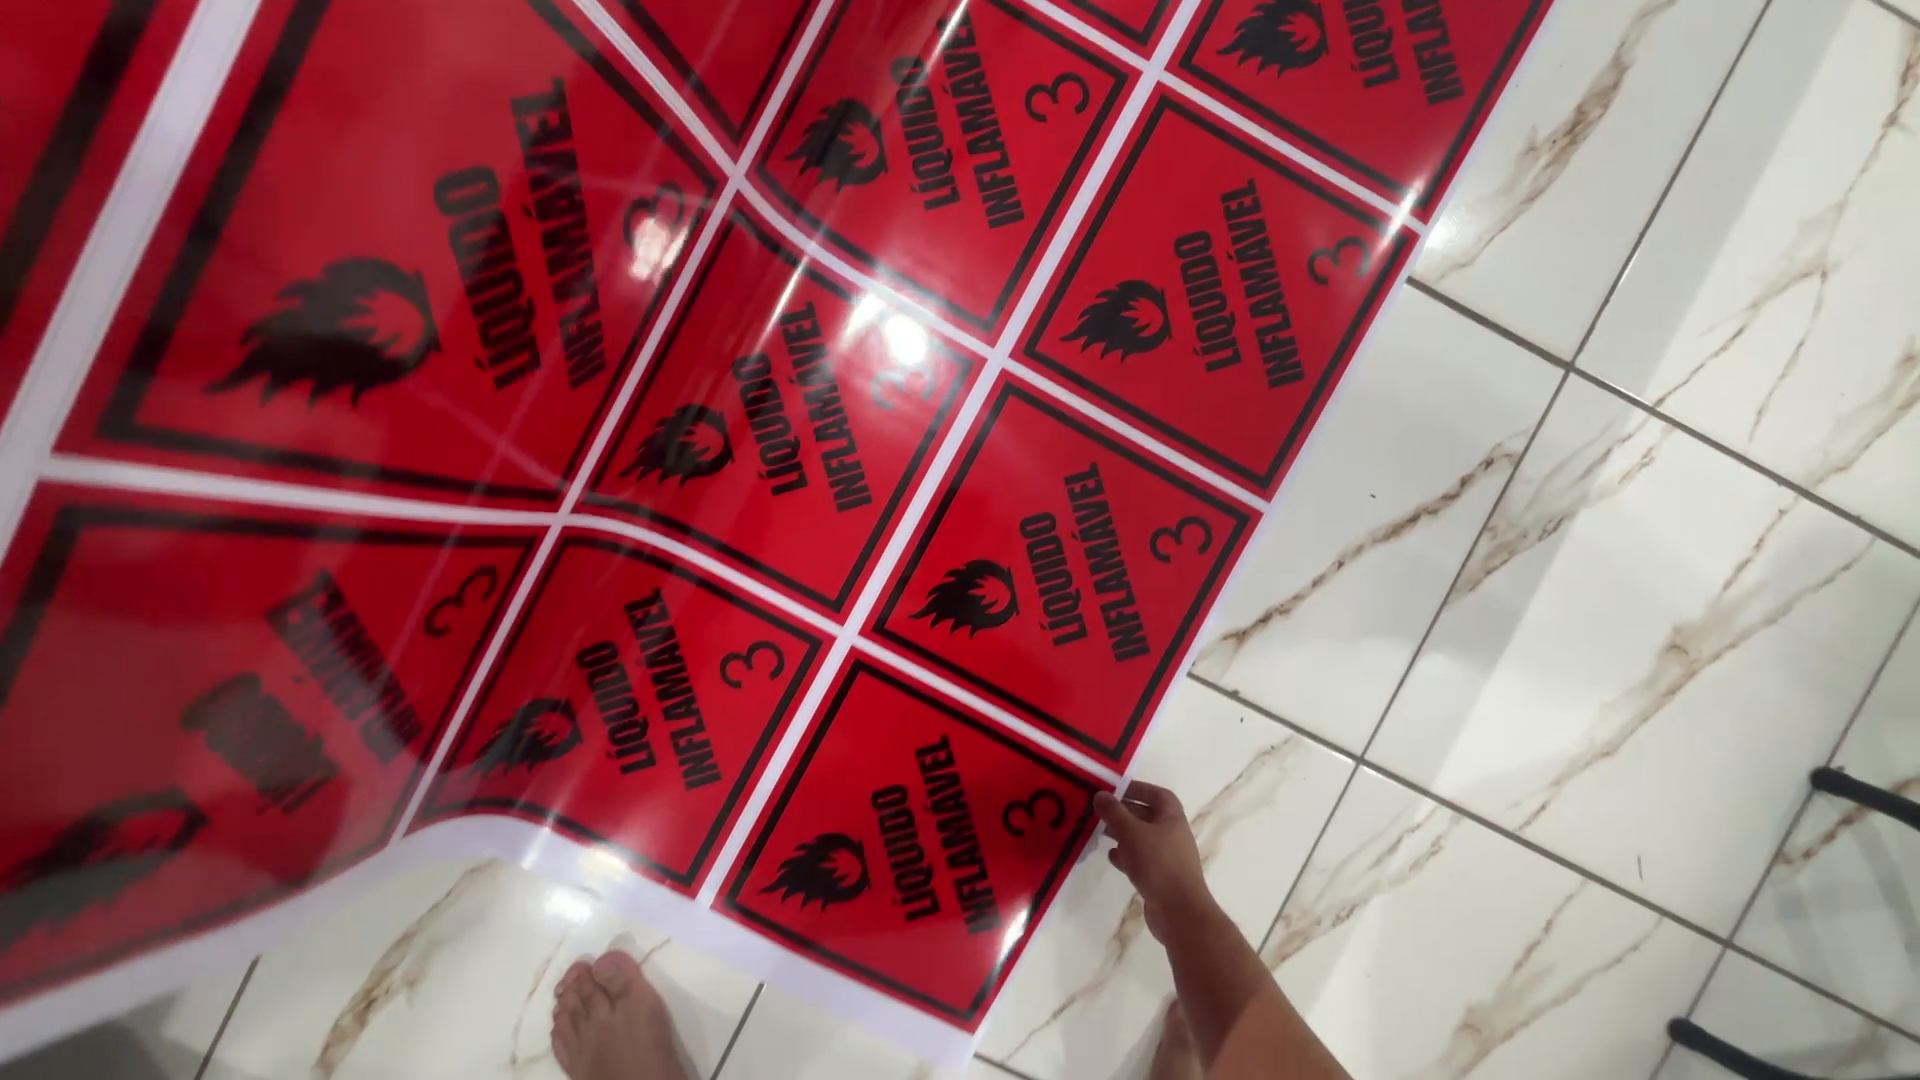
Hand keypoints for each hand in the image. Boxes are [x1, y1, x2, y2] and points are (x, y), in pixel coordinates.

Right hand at [1094, 781, 1217, 943]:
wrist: (1179, 912)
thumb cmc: (1158, 864)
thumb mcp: (1132, 832)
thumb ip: (1114, 812)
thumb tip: (1100, 794)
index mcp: (1172, 818)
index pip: (1158, 795)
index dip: (1138, 789)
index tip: (1115, 789)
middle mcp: (1172, 835)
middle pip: (1147, 816)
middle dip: (1124, 812)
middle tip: (1100, 811)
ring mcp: (1167, 858)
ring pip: (1142, 839)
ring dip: (1122, 834)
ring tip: (1100, 832)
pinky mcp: (1160, 878)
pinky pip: (1141, 860)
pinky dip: (1126, 856)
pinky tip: (1112, 857)